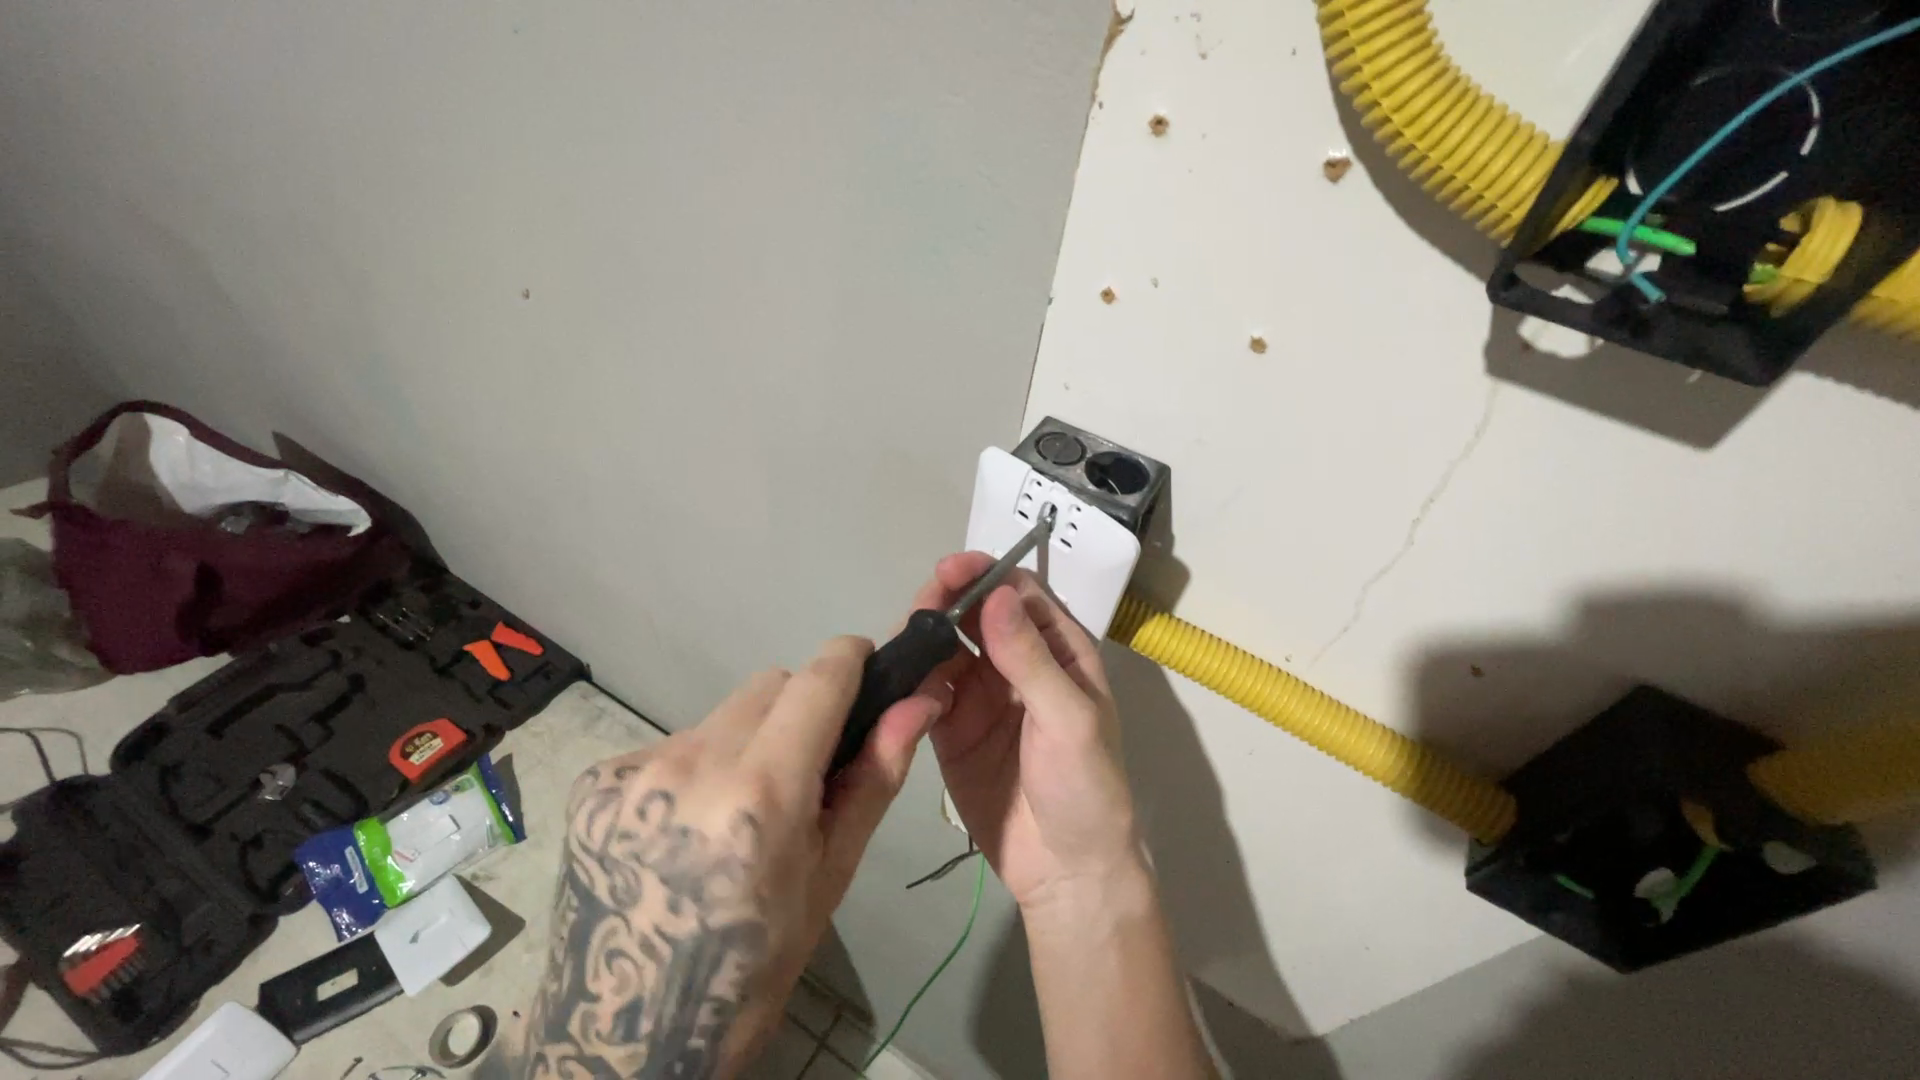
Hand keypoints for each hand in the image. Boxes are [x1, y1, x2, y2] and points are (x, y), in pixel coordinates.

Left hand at [492, 639, 944, 1079]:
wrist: (625, 1039)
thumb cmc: (753, 967)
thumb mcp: (829, 877)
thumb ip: (874, 778)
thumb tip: (917, 703)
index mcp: (760, 793)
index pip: (817, 679)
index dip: (850, 658)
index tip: (867, 666)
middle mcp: (691, 764)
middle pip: (768, 685)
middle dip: (802, 706)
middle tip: (806, 768)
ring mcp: (634, 771)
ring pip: (720, 714)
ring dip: (747, 738)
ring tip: (740, 809)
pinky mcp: (595, 782)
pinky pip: (672, 744)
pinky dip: (696, 767)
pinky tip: (688, 826)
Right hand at [917, 553, 1144, 912]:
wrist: (1066, 870)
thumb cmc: (1086, 787)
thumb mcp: (1069, 719)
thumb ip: (1031, 658)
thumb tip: (996, 595)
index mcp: (1059, 652)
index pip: (1020, 595)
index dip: (987, 576)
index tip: (951, 568)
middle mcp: (1017, 665)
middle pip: (976, 616)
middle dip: (948, 600)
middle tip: (921, 600)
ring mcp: (981, 697)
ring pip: (946, 649)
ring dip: (924, 637)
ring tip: (901, 637)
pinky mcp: (950, 730)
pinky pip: (926, 693)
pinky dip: (911, 681)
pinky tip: (898, 680)